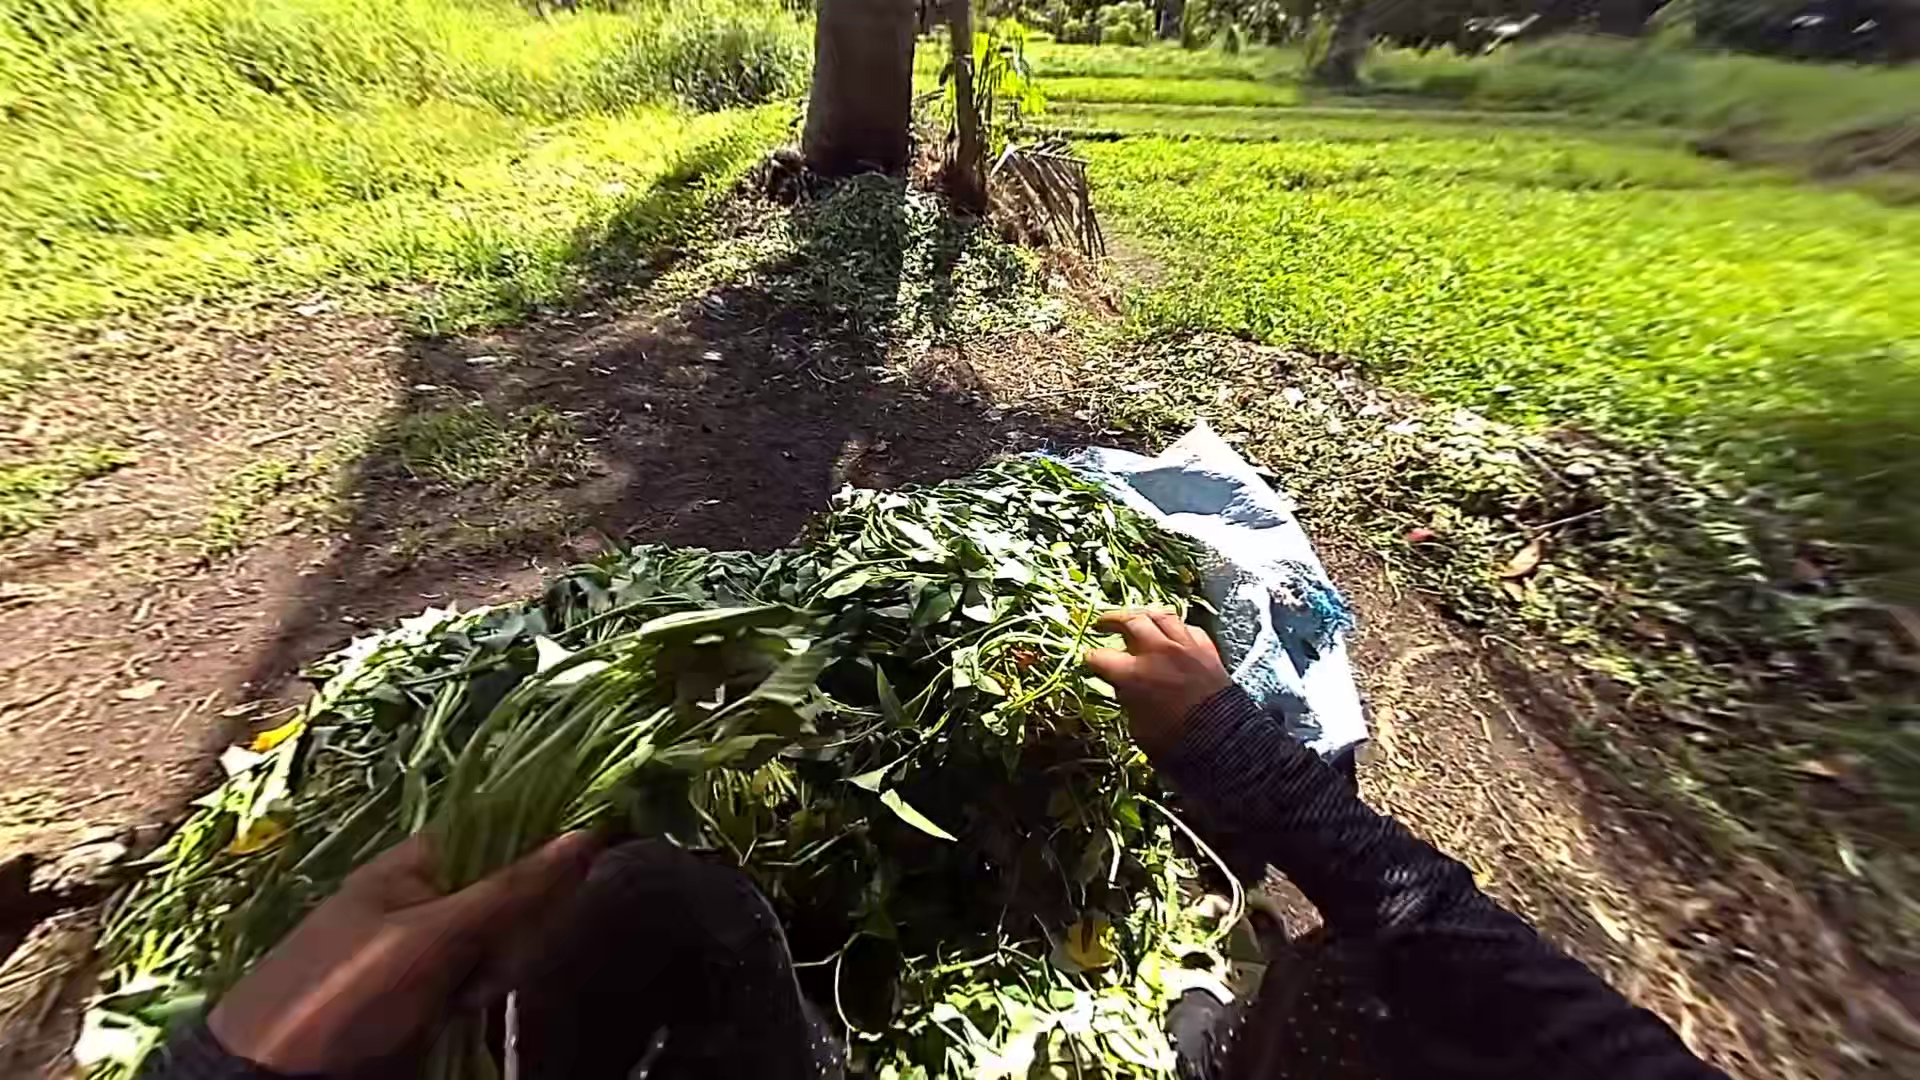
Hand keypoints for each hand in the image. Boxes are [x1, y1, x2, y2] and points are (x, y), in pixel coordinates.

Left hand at [209, 831, 599, 1074]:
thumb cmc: (343, 994)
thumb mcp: (436, 936)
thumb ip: (517, 885)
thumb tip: (590, 833)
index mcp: (422, 859)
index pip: (508, 820)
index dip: (548, 831)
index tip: (581, 855)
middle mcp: (434, 886)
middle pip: (516, 874)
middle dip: (521, 914)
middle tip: (507, 949)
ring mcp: (435, 932)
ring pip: (510, 919)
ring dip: (507, 952)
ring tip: (478, 988)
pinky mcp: (438, 974)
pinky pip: (493, 956)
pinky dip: (492, 976)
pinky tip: (473, 1000)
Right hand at [1086, 609, 1230, 757]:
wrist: (1225, 741)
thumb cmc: (1176, 743)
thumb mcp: (1138, 727)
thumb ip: (1128, 700)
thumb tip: (1124, 688)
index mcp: (1133, 673)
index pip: (1100, 657)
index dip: (1091, 659)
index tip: (1089, 661)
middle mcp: (1156, 651)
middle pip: (1129, 621)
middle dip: (1110, 620)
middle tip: (1102, 623)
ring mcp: (1183, 646)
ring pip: (1159, 615)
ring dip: (1143, 615)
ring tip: (1135, 617)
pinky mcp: (1205, 649)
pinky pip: (1187, 628)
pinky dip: (1176, 628)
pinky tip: (1171, 631)